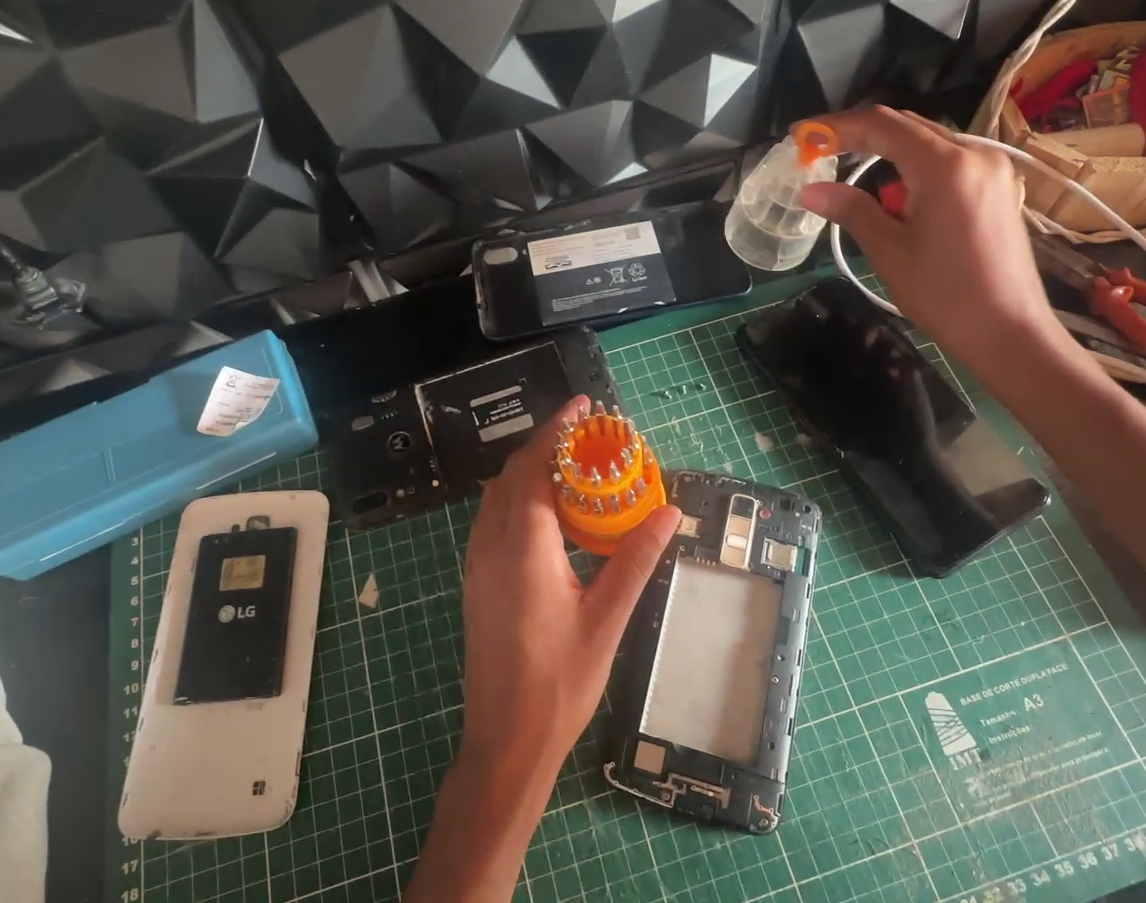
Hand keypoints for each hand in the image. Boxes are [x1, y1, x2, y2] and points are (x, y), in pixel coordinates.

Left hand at [457, 395, 682, 783]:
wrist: (506, 739)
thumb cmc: (560, 683)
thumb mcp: (608, 619)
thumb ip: (635, 559)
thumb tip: (669, 512)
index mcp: (522, 547)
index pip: (535, 467)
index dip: (558, 430)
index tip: (585, 406)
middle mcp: (491, 545)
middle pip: (513, 474)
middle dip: (547, 445)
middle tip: (589, 435)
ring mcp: (478, 563)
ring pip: (499, 496)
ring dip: (532, 470)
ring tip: (575, 466)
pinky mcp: (477, 580)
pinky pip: (494, 519)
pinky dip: (520, 498)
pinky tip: (552, 514)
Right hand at [795, 106, 1068, 365]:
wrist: (1010, 332)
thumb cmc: (945, 295)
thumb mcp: (889, 252)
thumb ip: (852, 210)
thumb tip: (810, 190)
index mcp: (946, 166)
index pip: (882, 125)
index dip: (836, 126)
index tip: (800, 136)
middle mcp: (975, 153)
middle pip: (907, 126)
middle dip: (860, 135)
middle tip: (819, 152)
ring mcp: (993, 169)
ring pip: (928, 142)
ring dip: (887, 151)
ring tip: (851, 173)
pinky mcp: (999, 187)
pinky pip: (949, 160)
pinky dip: (914, 167)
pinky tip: (896, 193)